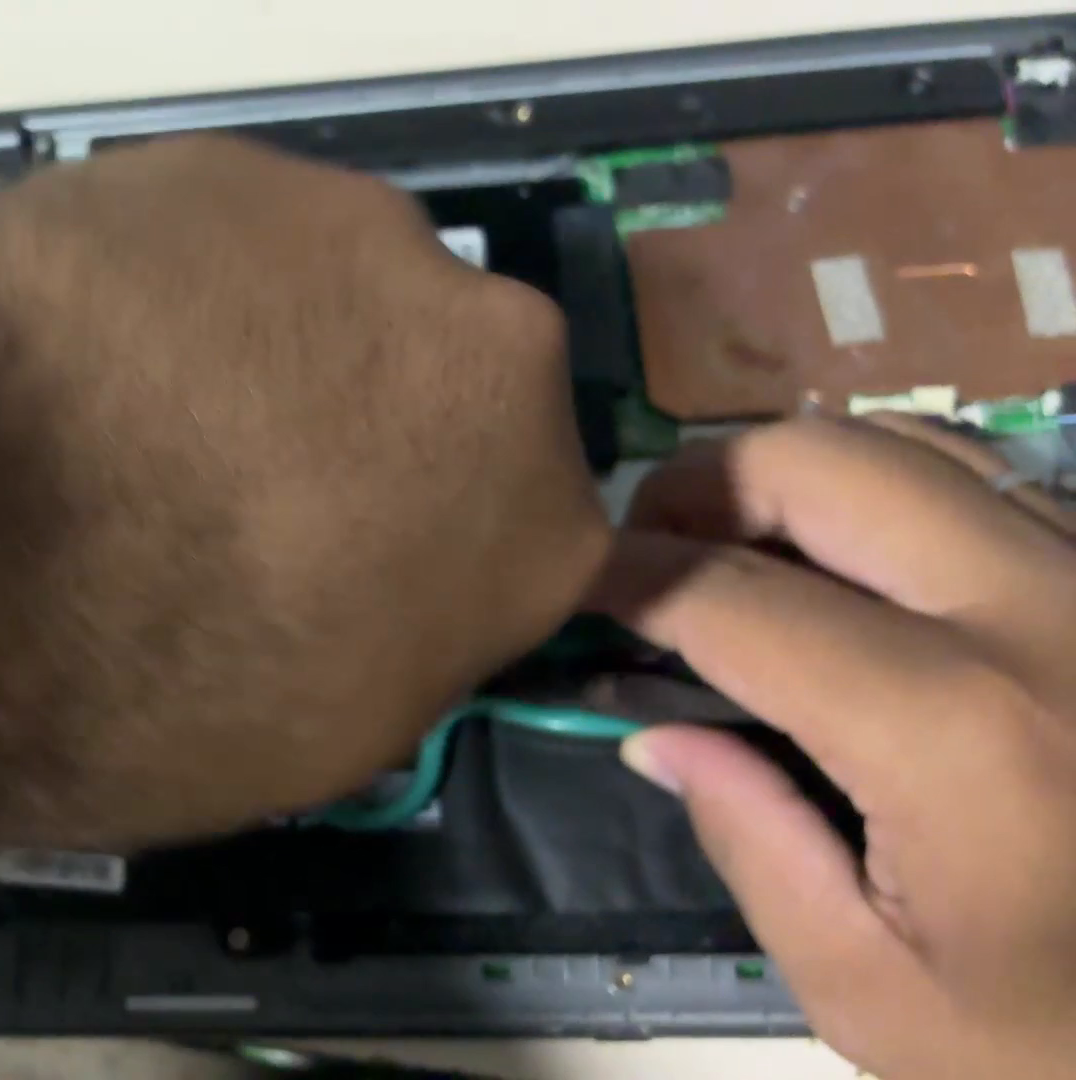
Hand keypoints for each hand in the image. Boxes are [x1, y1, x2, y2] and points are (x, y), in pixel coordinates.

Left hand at [0, 136, 607, 847]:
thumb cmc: (140, 691)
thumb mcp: (304, 740)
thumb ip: (393, 645)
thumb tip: (378, 585)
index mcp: (532, 524)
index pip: (506, 523)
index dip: (406, 542)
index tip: (325, 556)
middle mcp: (487, 352)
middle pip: (429, 391)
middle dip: (350, 435)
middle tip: (224, 479)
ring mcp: (351, 234)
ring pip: (329, 298)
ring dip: (261, 351)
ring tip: (138, 413)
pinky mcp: (220, 166)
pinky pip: (222, 240)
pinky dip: (174, 292)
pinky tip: (90, 348)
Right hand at [598, 415, 1075, 1076]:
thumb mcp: (881, 994)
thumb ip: (748, 840)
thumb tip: (655, 735)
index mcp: (965, 734)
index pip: (720, 594)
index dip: (614, 578)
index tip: (567, 591)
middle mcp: (1054, 619)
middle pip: (813, 464)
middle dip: (688, 493)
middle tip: (648, 563)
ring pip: (901, 444)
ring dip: (778, 485)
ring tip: (736, 557)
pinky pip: (980, 477)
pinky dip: (870, 494)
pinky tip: (841, 570)